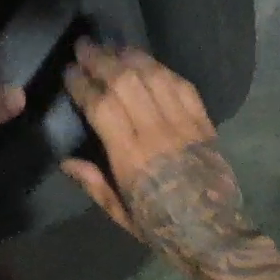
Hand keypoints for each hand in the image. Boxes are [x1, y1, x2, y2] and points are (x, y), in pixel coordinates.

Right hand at [59, 39, 256, 273]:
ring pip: (154, 76)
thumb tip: (67, 161)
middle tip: (85, 46)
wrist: (212, 233)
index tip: (69, 72)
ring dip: (131, 57)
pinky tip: (147, 62)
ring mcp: (183, 124)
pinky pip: (181, 85)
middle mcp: (156, 132)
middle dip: (102, 60)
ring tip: (112, 47)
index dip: (83, 85)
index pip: (102, 107)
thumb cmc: (158, 227)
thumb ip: (93, 183)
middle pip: (126, 82)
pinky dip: (161, 69)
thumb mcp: (118, 212)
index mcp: (130, 156)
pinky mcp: (203, 122)